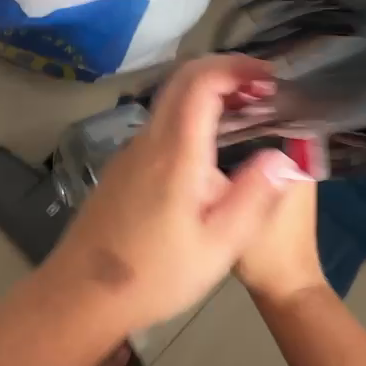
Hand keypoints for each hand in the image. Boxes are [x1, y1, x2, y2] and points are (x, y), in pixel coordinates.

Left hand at [42, 55, 309, 333]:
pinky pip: (162, 122)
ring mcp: (131, 151)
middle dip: (227, 70)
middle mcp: (150, 139)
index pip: (202, 80)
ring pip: (171, 98)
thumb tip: (287, 158)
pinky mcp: (123, 166)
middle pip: (184, 77)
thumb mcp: (218, 247)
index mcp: (175, 151)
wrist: (78, 298)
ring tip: (246, 113)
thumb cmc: (153, 275)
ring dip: (209, 91)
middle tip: (263, 89)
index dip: (237, 66)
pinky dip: (193, 113)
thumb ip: (255, 198)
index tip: (270, 78)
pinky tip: (211, 148)